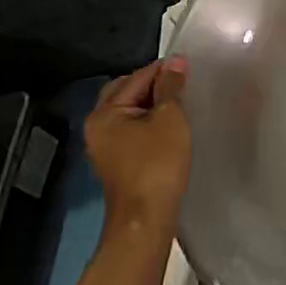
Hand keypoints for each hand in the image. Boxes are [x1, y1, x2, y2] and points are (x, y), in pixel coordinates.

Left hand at [86, 57, 191, 233]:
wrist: (146, 223)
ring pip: (128, 111)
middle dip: (154, 84)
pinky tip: (167, 125)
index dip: (164, 70)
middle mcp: (97, 126)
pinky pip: (130, 129)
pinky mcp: (116, 162)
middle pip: (127, 91)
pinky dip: (147, 121)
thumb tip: (176, 61)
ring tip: (178, 102)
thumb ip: (171, 86)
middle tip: (182, 83)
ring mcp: (104, 146)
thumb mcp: (170, 119)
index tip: (188, 66)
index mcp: (105, 112)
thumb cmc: (157, 166)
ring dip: (151, 104)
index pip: (137, 77)